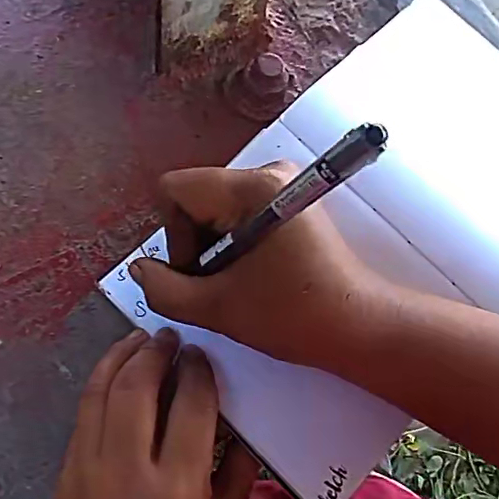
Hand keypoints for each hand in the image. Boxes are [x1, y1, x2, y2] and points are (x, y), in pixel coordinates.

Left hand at [51, 329, 259, 498]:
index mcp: (178, 488)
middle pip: (137, 387)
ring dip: (119, 358)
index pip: (192, 406)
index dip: (199, 371)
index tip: (202, 354)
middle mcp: (128, 472)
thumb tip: (243, 422)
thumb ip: (238, 472)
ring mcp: (87, 472)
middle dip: (156, 351)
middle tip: (169, 336)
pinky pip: (83, 418)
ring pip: (100, 393)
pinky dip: (100, 388)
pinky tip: (113, 378)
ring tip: (137, 339)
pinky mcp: (64, 477)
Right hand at [129, 163, 393, 369]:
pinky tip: (253, 274)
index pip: (175, 190)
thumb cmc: (293, 316)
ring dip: (213, 247)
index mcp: (252, 188)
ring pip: (213, 208)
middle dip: (194, 244)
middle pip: (195, 198)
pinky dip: (232, 244)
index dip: (174, 236)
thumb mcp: (218, 308)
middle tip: (218, 285)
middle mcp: (268, 172)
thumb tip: (140, 269)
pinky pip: (237, 213)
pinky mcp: (290, 200)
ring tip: (237, 283)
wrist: (359, 326)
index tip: (200, 271)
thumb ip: (164, 288)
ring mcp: (282, 184)